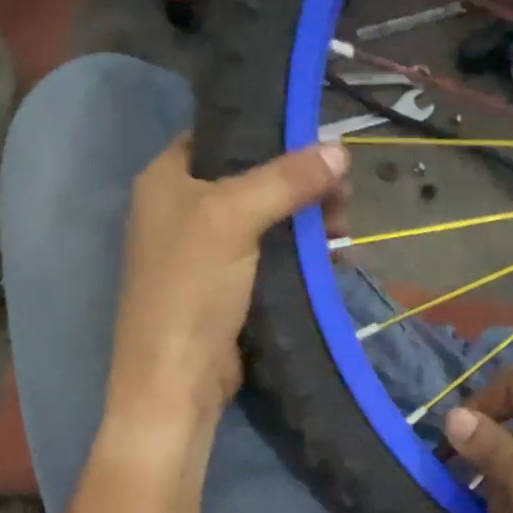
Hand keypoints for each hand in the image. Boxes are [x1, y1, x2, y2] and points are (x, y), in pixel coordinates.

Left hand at [107, 136, 348, 424]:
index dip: (267, 131)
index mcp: (166, 178)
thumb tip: (340, 149)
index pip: (220, 134)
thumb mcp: (234, 218)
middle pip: (253, 178)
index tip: (316, 136)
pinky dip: (302, 252)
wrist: (177, 381)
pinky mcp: (229, 288)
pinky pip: (272, 256)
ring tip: (345, 225)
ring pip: (268, 219)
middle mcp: (182, 208)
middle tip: (343, 191)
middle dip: (301, 181)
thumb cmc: (191, 288)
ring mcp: (207, 252)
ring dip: (308, 218)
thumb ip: (285, 179)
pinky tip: (336, 252)